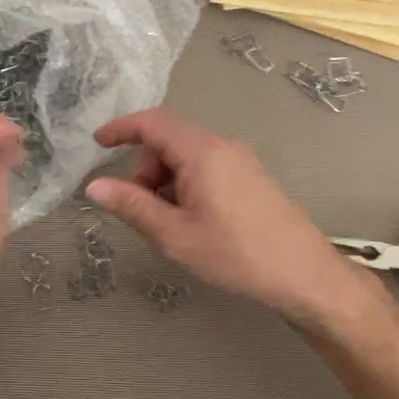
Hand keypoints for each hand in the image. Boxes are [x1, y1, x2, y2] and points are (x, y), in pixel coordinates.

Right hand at [85, 108, 364, 321]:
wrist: (304, 275)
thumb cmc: (236, 254)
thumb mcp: (174, 234)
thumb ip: (132, 206)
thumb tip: (94, 186)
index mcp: (202, 153)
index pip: (153, 123)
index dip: (121, 129)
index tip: (96, 144)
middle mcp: (222, 146)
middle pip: (168, 141)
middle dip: (143, 169)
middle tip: (137, 209)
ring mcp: (240, 160)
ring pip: (186, 157)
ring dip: (163, 181)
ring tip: (165, 224)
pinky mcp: (249, 177)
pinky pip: (205, 168)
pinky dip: (184, 185)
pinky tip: (189, 222)